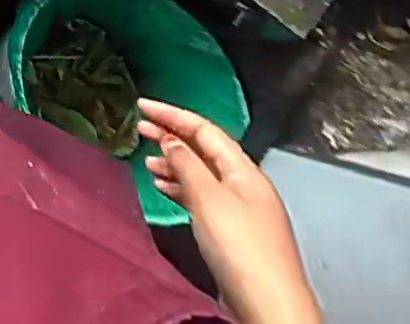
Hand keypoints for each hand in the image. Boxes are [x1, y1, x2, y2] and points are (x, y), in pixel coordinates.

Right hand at [138, 98, 321, 323]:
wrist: (270, 308)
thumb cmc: (241, 249)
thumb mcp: (207, 197)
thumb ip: (185, 162)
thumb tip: (169, 139)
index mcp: (243, 171)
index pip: (204, 129)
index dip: (171, 114)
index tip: (142, 105)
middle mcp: (244, 185)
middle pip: (203, 149)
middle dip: (170, 136)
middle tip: (140, 127)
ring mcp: (240, 208)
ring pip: (201, 173)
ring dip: (173, 162)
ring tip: (148, 161)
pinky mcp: (233, 231)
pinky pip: (201, 195)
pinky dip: (180, 186)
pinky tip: (164, 188)